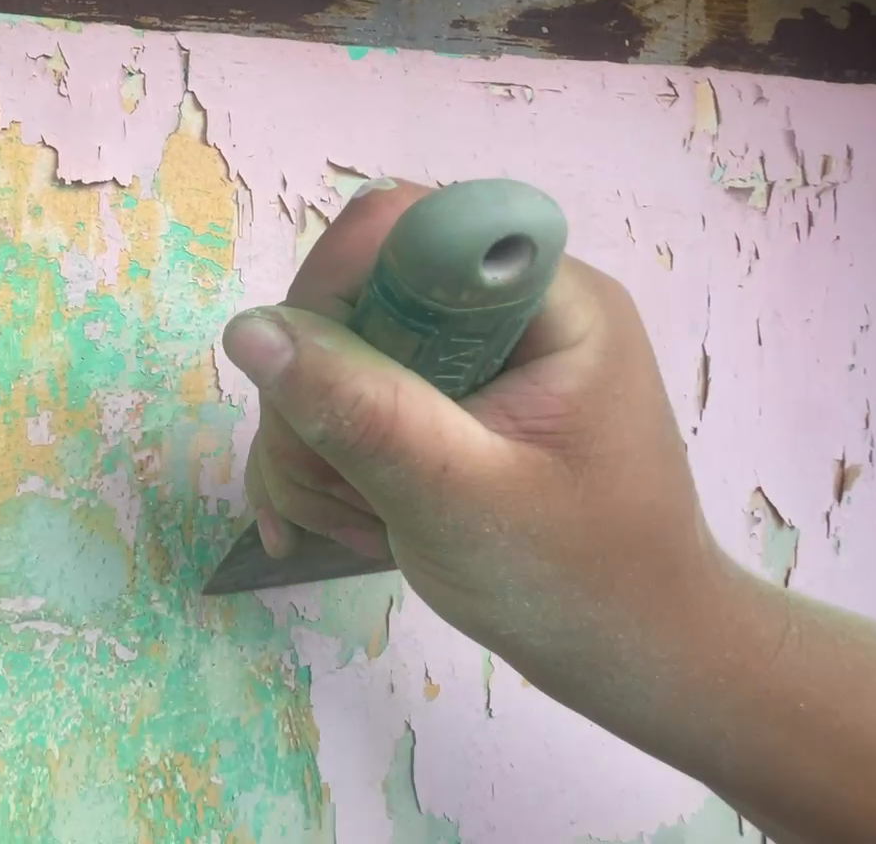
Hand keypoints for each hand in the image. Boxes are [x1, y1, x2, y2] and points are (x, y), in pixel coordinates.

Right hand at [224, 179, 732, 683]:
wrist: (627, 647)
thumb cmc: (577, 578)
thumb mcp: (458, 496)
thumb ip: (359, 409)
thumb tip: (248, 330)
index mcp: (534, 300)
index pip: (396, 228)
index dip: (335, 290)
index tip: (320, 387)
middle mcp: (483, 308)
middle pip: (335, 301)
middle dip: (310, 401)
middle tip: (345, 489)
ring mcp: (445, 351)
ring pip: (313, 358)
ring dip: (306, 446)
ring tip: (358, 523)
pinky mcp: (417, 390)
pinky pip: (322, 398)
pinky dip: (311, 462)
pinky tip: (338, 521)